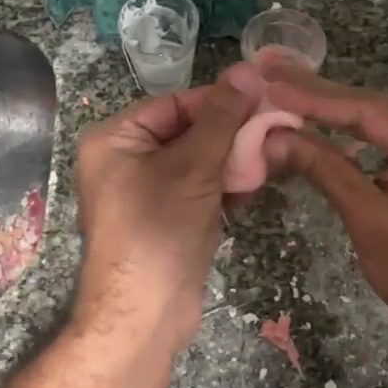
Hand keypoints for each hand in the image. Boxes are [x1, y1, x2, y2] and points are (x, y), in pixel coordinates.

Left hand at [70, 81, 257, 354]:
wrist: (143, 318)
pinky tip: (248, 191)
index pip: (174, 103)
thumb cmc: (159, 231)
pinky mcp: (161, 218)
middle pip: (185, 131)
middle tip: (273, 134)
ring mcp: (141, 191)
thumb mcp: (194, 168)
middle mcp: (122, 159)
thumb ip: (222, 118)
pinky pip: (193, 189)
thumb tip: (246, 70)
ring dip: (229, 162)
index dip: (218, 102)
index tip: (264, 101)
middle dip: (228, 135)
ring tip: (266, 162)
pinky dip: (220, 187)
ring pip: (194, 161)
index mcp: (114, 138)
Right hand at [249, 56, 387, 331]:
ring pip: (377, 116)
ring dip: (329, 107)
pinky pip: (387, 132)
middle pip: (371, 106)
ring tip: (280, 86)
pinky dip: (350, 127)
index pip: (367, 109)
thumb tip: (273, 135)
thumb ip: (325, 170)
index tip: (268, 78)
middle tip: (266, 70)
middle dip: (316, 94)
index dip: (312, 95)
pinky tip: (317, 114)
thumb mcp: (371, 222)